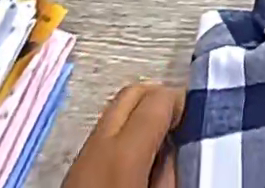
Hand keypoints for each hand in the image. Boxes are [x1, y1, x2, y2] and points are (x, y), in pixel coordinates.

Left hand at [61, 82, 184, 187]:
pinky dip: (122, 133)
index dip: (182, 101)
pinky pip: (102, 135)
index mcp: (123, 150)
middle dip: (158, 97)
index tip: (193, 118)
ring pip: (115, 111)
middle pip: (132, 92)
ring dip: (139, 115)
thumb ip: (173, 165)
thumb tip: (178, 146)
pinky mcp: (70, 172)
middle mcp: (97, 145)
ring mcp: (79, 158)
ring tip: (156, 141)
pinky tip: (133, 157)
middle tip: (176, 121)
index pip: (159, 96)